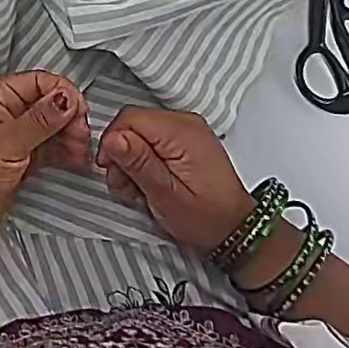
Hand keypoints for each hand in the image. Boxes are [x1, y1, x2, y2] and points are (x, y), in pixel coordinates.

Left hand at [0, 70, 89, 228]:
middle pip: (50, 103)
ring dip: (69, 136)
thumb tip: (68, 97)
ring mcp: (15, 132)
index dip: (63, 94)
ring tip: (80, 154)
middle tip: (82, 139)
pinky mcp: (21, 154)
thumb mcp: (9, 141)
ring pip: (52, 126)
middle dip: (69, 118)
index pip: (40, 81)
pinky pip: (49, 145)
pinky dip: (63, 151)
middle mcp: (7, 108)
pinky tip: (76, 159)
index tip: (80, 113)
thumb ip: (42, 118)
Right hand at [96, 107, 253, 254]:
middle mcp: (185, 122)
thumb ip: (138, 163)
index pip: (128, 119)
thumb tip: (112, 138)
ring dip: (132, 162)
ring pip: (139, 134)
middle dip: (122, 157)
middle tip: (127, 188)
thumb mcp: (166, 195)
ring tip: (140, 191)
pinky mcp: (185, 140)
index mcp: (181, 131)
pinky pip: (152, 141)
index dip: (113, 145)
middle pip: (133, 125)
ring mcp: (186, 129)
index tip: (113, 172)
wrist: (235, 228)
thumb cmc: (206, 217)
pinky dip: (144, 161)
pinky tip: (150, 184)